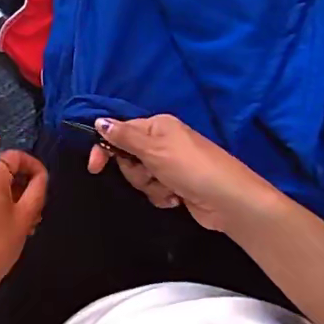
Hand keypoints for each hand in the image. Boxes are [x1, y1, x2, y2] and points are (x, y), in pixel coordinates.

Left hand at [0, 151, 47, 311]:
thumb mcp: (26, 216)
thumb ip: (38, 190)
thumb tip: (41, 177)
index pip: (15, 156)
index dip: (34, 165)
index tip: (46, 182)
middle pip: (5, 168)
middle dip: (25, 182)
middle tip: (39, 206)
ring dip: (15, 194)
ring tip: (29, 221)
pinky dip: (2, 201)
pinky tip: (13, 224)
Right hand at [86, 115, 278, 232]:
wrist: (229, 201)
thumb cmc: (191, 169)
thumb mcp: (154, 150)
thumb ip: (123, 137)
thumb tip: (98, 121)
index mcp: (158, 125)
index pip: (119, 132)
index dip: (105, 148)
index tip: (94, 167)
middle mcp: (163, 142)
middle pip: (127, 156)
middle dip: (135, 171)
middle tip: (150, 174)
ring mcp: (170, 164)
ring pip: (139, 176)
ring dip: (150, 186)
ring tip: (170, 188)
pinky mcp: (176, 185)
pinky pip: (153, 190)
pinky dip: (161, 196)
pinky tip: (177, 198)